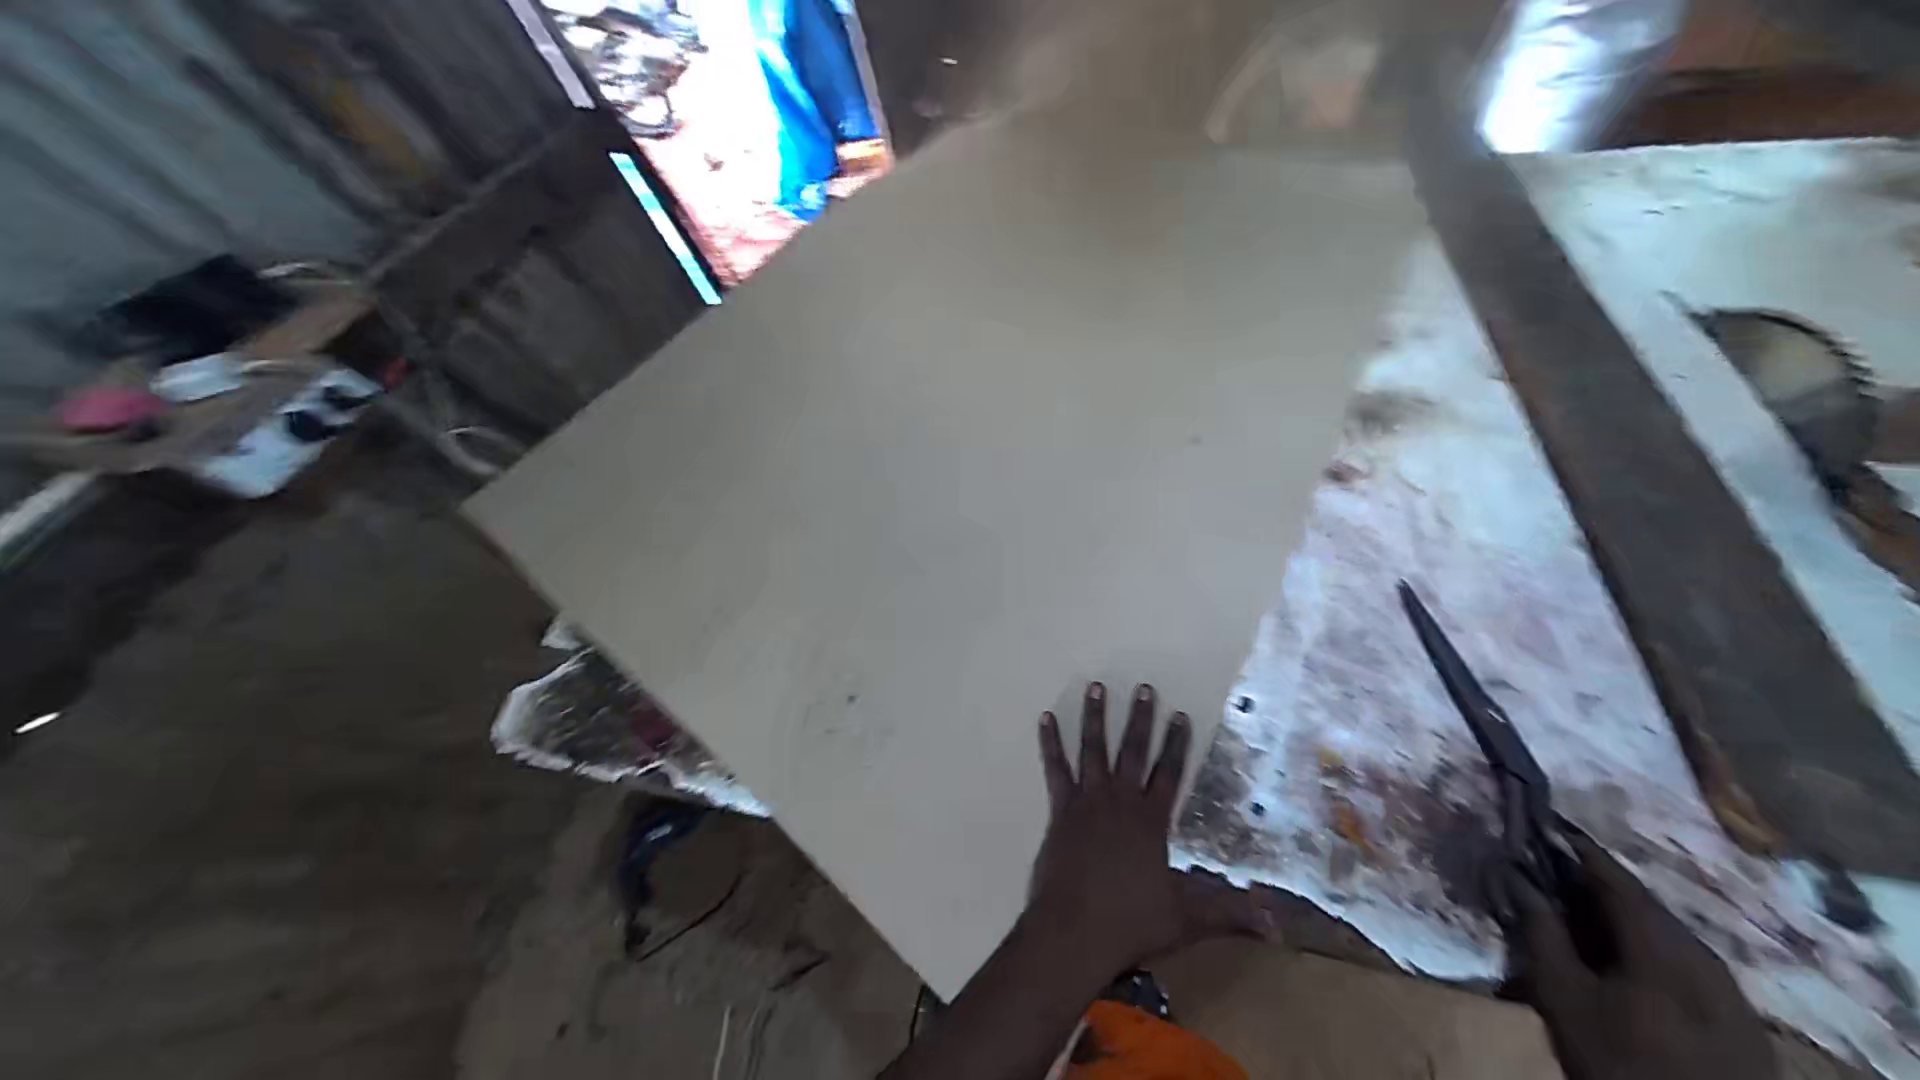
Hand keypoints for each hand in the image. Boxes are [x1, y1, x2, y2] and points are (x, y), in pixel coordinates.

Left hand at [1029, 681, 1203, 979]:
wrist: (1074, 930)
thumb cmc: (1130, 922)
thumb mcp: (1186, 920)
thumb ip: (1228, 914)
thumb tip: (1277, 924)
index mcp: (1151, 821)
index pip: (1170, 774)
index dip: (1177, 744)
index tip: (1180, 714)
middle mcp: (1121, 801)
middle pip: (1134, 752)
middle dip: (1141, 720)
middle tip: (1144, 688)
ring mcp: (1087, 802)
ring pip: (1093, 750)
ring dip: (1095, 718)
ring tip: (1097, 687)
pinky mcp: (1060, 810)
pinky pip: (1055, 769)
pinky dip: (1050, 743)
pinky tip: (1046, 718)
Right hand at [1501, 829, 1777, 1079]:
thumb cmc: (1617, 1059)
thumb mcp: (1563, 993)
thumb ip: (1540, 928)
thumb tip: (1512, 874)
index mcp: (1663, 946)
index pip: (1615, 877)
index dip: (1577, 847)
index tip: (1543, 825)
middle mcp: (1705, 957)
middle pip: (1643, 902)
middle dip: (1594, 882)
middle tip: (1550, 870)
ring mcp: (1731, 991)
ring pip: (1666, 931)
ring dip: (1620, 914)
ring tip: (1578, 912)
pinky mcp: (1739, 1018)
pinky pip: (1685, 960)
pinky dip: (1645, 943)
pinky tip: (1621, 956)